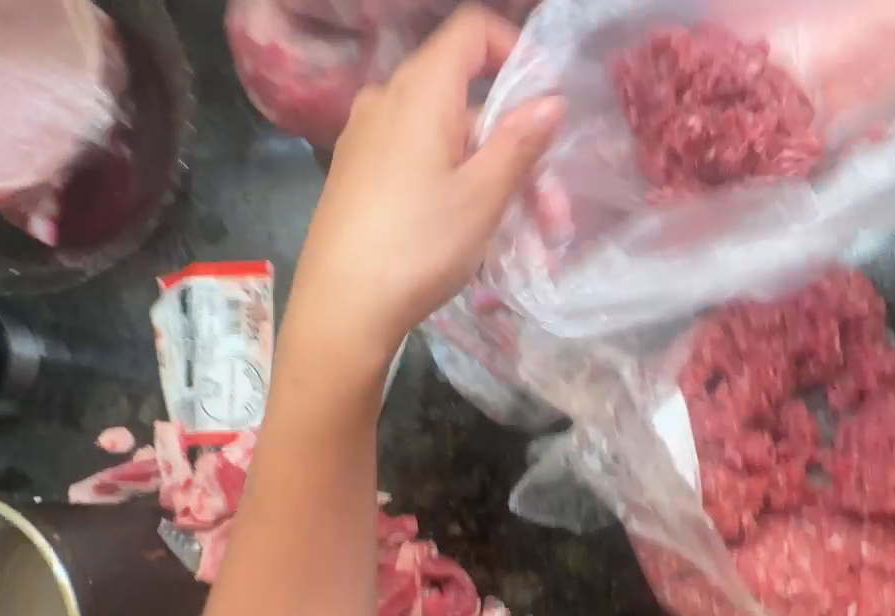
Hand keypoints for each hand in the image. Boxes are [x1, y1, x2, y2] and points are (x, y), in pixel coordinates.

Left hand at [286, 4, 564, 364]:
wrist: (343, 306)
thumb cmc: (419, 245)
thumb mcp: (483, 197)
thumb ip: (519, 143)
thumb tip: (551, 100)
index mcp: (420, 90)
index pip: (473, 31)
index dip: (515, 53)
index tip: (543, 106)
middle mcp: (387, 99)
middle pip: (464, 97)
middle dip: (513, 146)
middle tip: (547, 211)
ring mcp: (366, 137)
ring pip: (443, 137)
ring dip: (487, 174)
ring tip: (514, 233)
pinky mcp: (356, 174)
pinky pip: (416, 160)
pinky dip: (451, 182)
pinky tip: (465, 232)